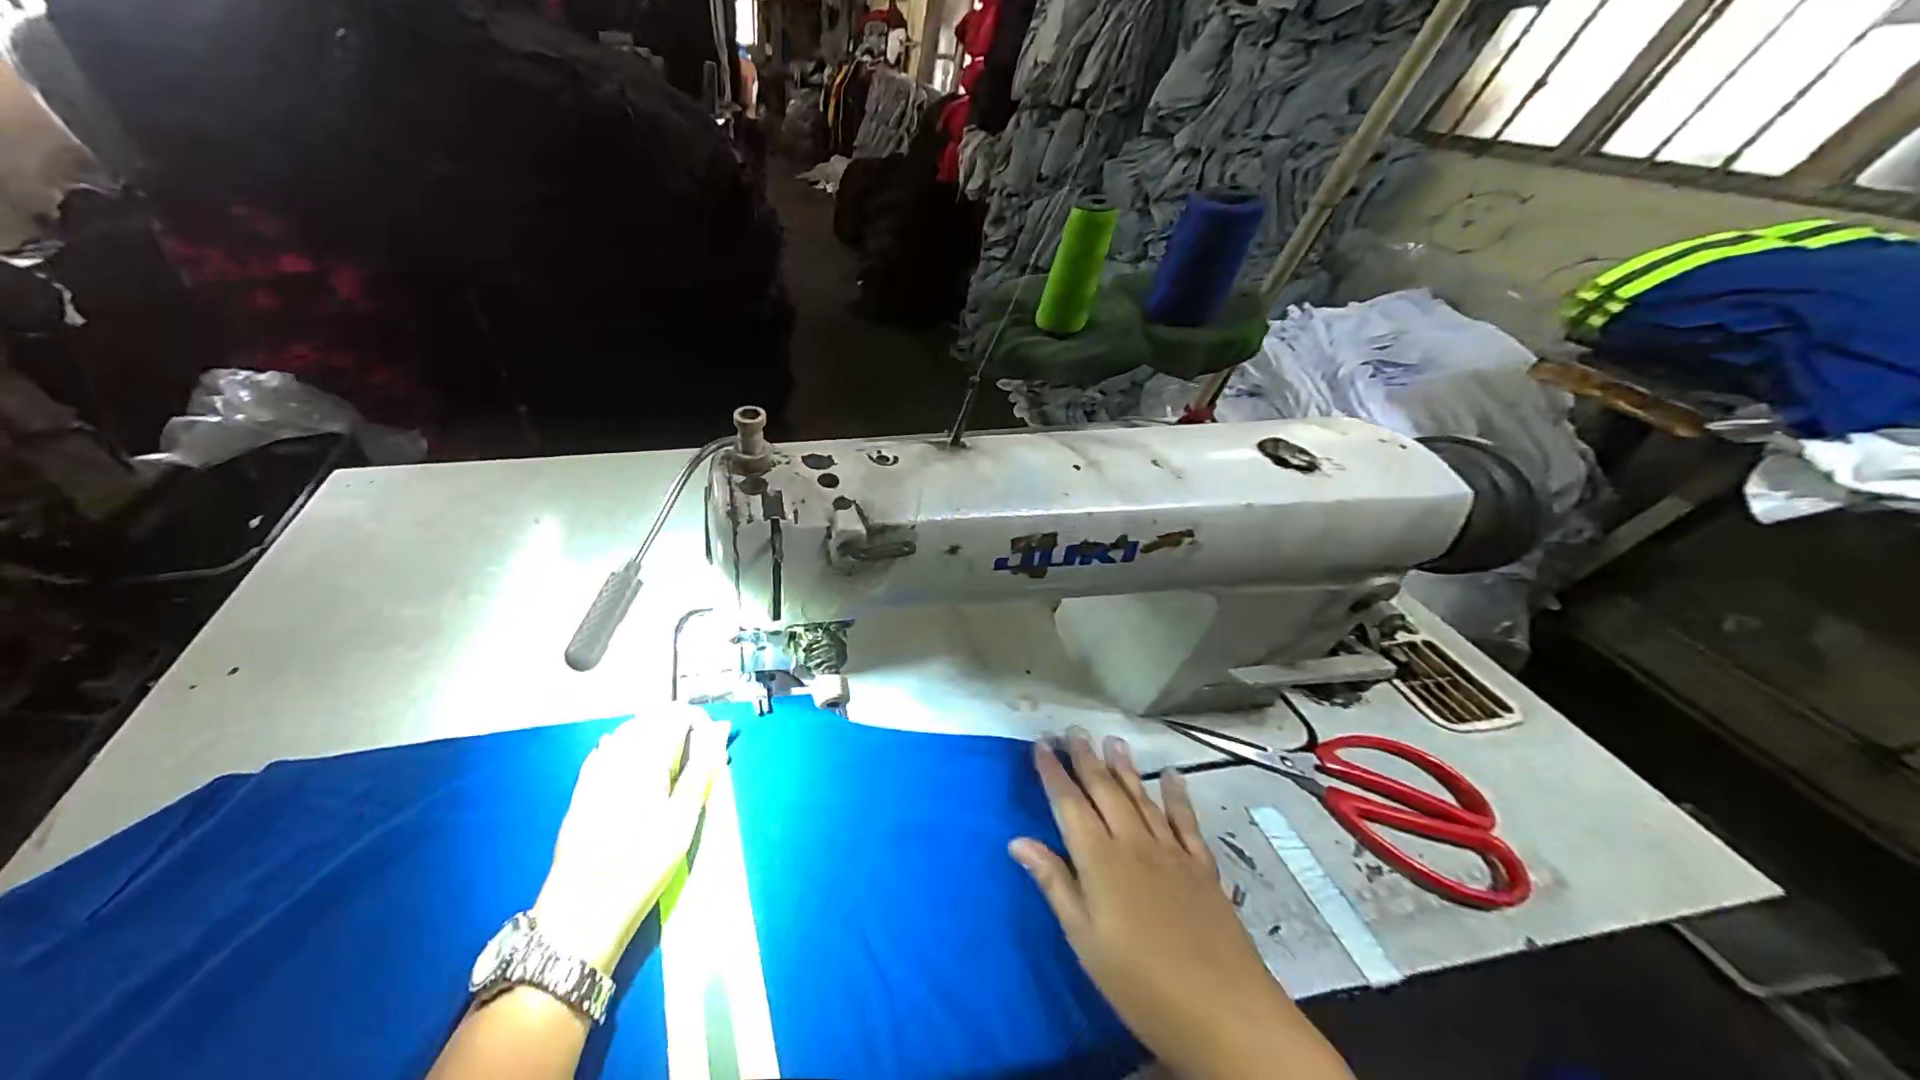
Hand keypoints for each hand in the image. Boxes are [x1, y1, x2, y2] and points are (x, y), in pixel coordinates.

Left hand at [531, 706, 728, 973]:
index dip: (698, 721)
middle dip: (675, 725)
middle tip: (695, 747)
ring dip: (650, 734)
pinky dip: (621, 749)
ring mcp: (594, 775)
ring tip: (670, 754)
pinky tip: (631, 759)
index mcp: (647, 762)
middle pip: (649, 721)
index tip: (712, 737)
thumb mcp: (684, 821)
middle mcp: (617, 760)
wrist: (583, 910)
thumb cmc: (643, 867)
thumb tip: (718, 733)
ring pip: (625, 734)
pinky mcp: (580, 793)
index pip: (675, 718)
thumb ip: (702, 770)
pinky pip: (601, 754)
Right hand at [1009, 728, 1352, 1079]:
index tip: (1041, 746)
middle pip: (1105, 791)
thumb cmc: (1138, 982)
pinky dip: (1177, 795)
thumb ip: (1054, 883)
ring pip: (1142, 797)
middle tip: (1073, 731)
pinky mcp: (1202, 866)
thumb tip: (1019, 841)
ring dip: (1125, 767)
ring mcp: (1171, 852)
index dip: (1053, 773)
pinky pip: (1185, 821)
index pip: (1070, 804)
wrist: (1221, 1009)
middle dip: (1086, 759)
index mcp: (1100, 860)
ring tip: (1112, 740)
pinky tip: (1172, 776)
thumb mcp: (1084, 939)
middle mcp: (1134, 844)